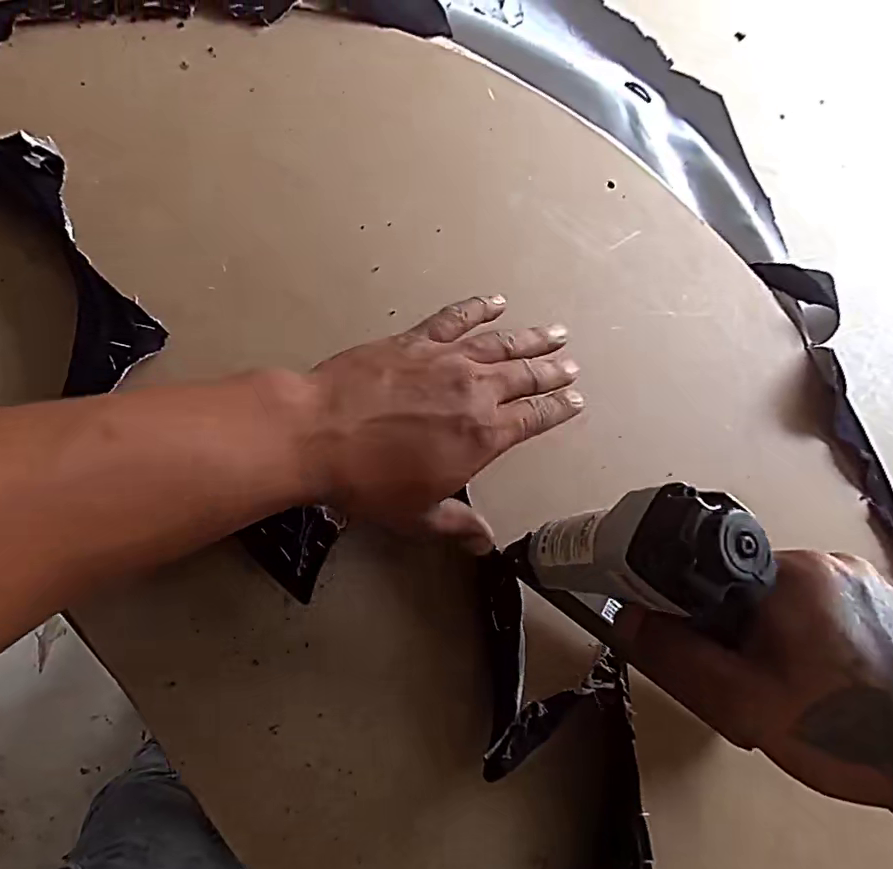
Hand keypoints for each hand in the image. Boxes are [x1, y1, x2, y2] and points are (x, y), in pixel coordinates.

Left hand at [299, 295, 583, 552]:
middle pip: (524, 377)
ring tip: (554, 332)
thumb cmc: (365, 481)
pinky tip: (495, 303)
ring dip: (530, 339)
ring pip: (500, 344)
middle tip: (571, 366)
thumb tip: (484, 542)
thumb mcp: (417, 514)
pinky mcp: (413, 342)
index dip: (557, 410)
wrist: (318, 435)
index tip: (574, 401)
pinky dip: (478, 309)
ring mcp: (443, 361)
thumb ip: (457, 525)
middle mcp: (472, 392)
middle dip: (551, 372)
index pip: (533, 419)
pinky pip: (454, 319)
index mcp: (481, 436)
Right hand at [612, 550, 892, 812]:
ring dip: (760, 640)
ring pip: (773, 603)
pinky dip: (796, 643)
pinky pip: (811, 613)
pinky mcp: (884, 609)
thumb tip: (626, 619)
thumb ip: (673, 655)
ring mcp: (864, 586)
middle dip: (724, 633)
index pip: (703, 572)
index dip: (682, 613)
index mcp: (796, 575)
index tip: (687, 648)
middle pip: (736, 589)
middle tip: (741, 681)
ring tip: (781, 689)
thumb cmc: (861, 736)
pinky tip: (813, 686)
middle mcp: (832, 567)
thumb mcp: (740, 700)